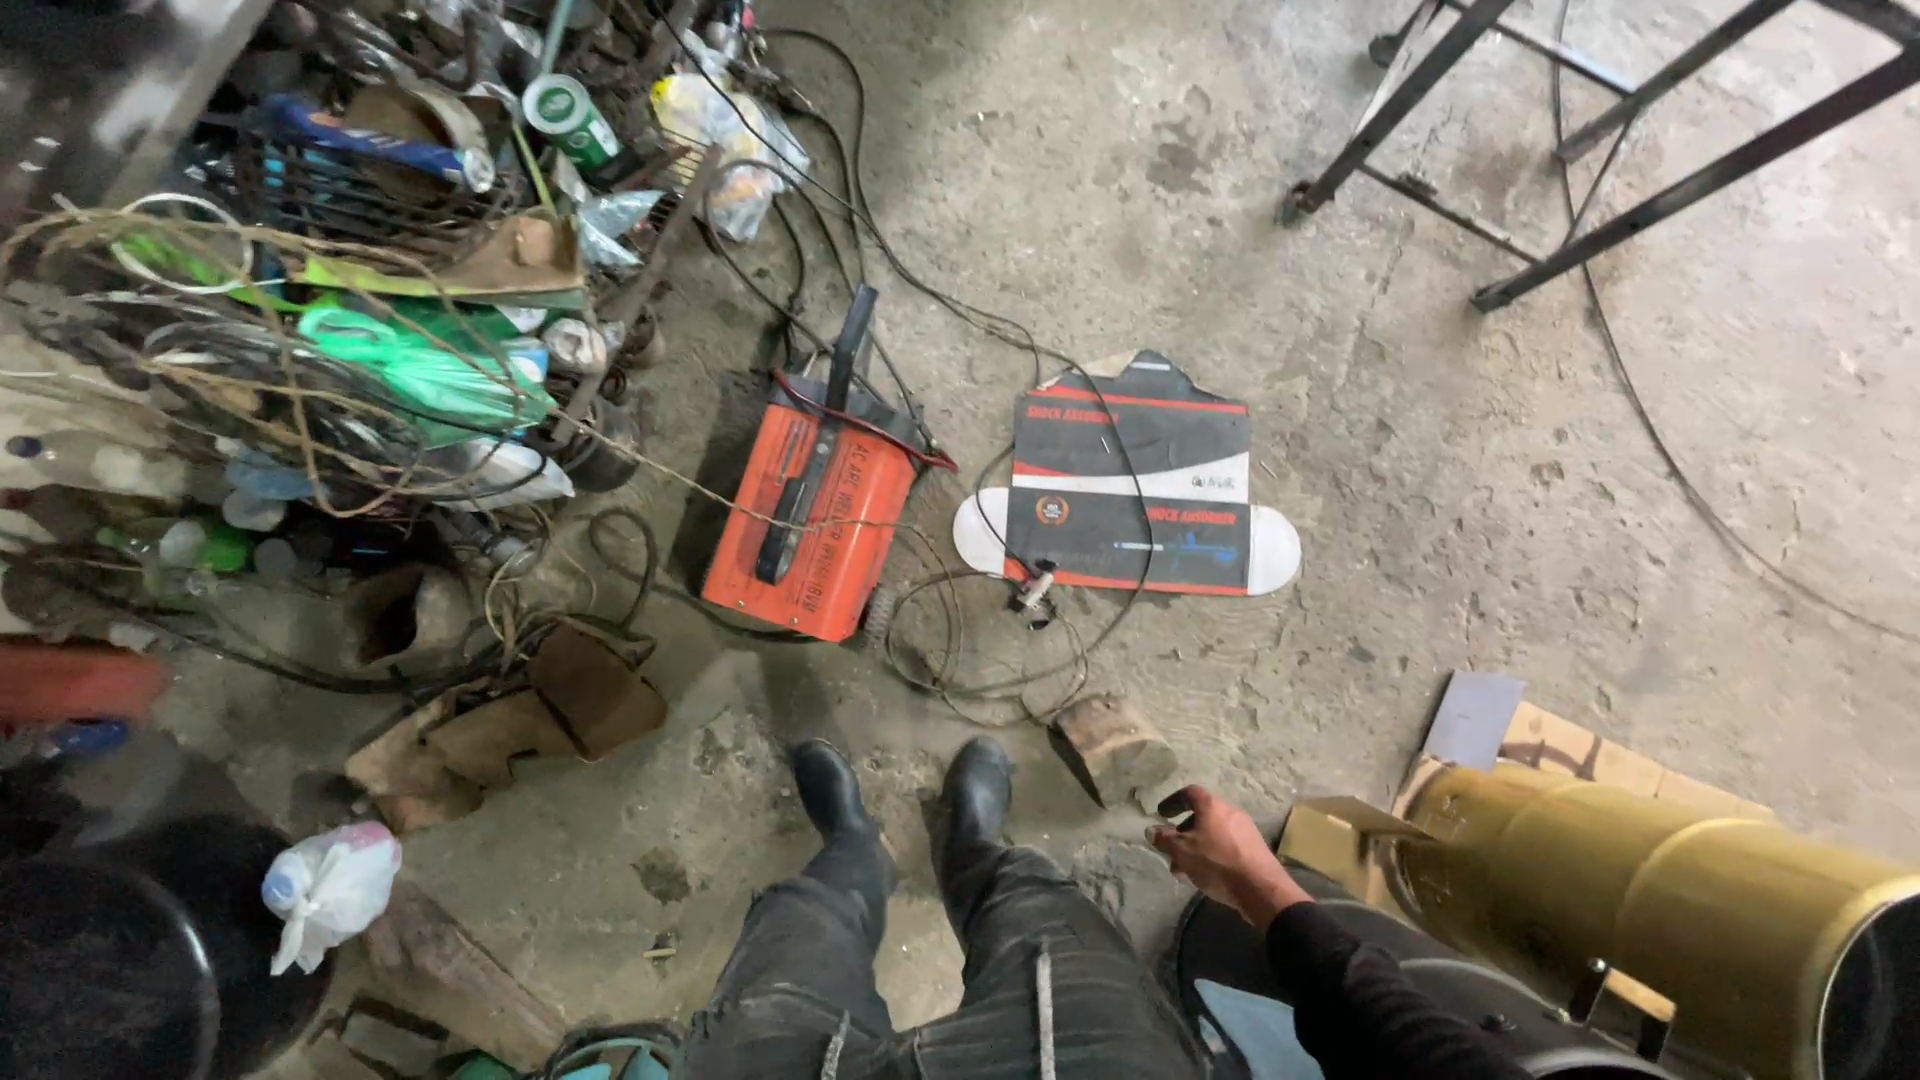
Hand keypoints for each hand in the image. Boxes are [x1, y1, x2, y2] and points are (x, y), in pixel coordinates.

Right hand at [1147, 786, 1310, 928]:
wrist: (1261, 888)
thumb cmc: (1216, 862)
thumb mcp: (1182, 851)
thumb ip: (1164, 839)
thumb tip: (1151, 830)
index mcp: (1212, 805)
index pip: (1189, 793)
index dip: (1173, 802)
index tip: (1162, 814)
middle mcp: (1230, 811)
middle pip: (1201, 815)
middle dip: (1183, 832)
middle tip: (1172, 848)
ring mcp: (1245, 830)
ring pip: (1213, 833)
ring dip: (1196, 846)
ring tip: (1185, 868)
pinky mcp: (1254, 848)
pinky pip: (1226, 845)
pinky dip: (1212, 853)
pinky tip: (1205, 874)